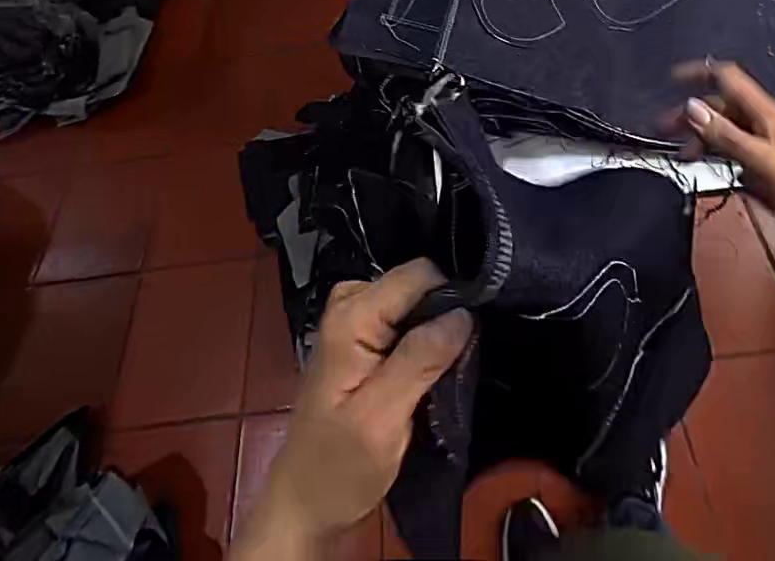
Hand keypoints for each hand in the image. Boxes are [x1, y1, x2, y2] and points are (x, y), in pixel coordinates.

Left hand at [230, 258, 473, 559]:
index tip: (466, 339)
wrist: (308, 501)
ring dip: (436, 327)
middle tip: (452, 361)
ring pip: (417, 298)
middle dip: (443, 313)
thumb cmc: (338, 467)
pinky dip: (425, 335)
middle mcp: (351, 301)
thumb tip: (463, 314)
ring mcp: (356, 314)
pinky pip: (409, 315)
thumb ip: (419, 361)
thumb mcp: (380, 421)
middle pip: (419, 282)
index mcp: (351, 315)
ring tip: (443, 367)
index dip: (449, 299)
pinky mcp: (366, 331)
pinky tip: (429, 365)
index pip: (419, 275)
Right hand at [675, 60, 774, 249]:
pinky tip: (709, 166)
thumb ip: (725, 134)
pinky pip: (733, 152)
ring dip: (703, 138)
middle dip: (693, 114)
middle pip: (721, 107)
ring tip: (684, 152)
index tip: (675, 76)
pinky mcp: (766, 166)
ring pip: (725, 131)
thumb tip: (694, 108)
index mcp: (764, 114)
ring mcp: (764, 144)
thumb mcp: (761, 159)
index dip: (700, 72)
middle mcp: (763, 124)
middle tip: (668, 127)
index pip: (727, 78)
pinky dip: (716, 155)